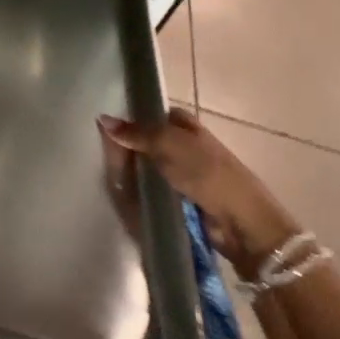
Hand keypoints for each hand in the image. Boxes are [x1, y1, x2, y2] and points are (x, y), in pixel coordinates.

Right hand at [99, 107, 299, 276]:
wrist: (240, 224)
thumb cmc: (209, 174)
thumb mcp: (170, 145)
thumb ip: (137, 133)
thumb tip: (103, 119)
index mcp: (187, 126)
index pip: (153, 114)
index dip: (133, 116)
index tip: (106, 121)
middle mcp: (184, 147)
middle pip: (147, 141)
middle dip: (128, 145)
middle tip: (99, 147)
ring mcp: (181, 175)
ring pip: (146, 166)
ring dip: (131, 170)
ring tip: (103, 168)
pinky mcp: (178, 200)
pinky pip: (150, 189)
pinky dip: (138, 190)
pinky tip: (118, 188)